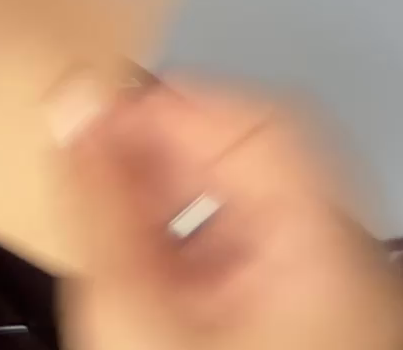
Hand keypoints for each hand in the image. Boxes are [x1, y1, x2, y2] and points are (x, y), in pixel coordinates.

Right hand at [61, 80, 402, 349]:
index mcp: (320, 251)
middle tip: (73, 151)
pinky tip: (119, 239)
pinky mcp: (285, 310)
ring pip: (230, 188)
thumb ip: (97, 191)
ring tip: (86, 197)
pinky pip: (222, 228)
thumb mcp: (133, 302)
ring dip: (146, 176)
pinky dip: (162, 216)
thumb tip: (72, 97)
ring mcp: (317, 288)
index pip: (258, 118)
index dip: (168, 98)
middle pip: (244, 150)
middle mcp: (335, 260)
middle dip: (146, 139)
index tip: (89, 109)